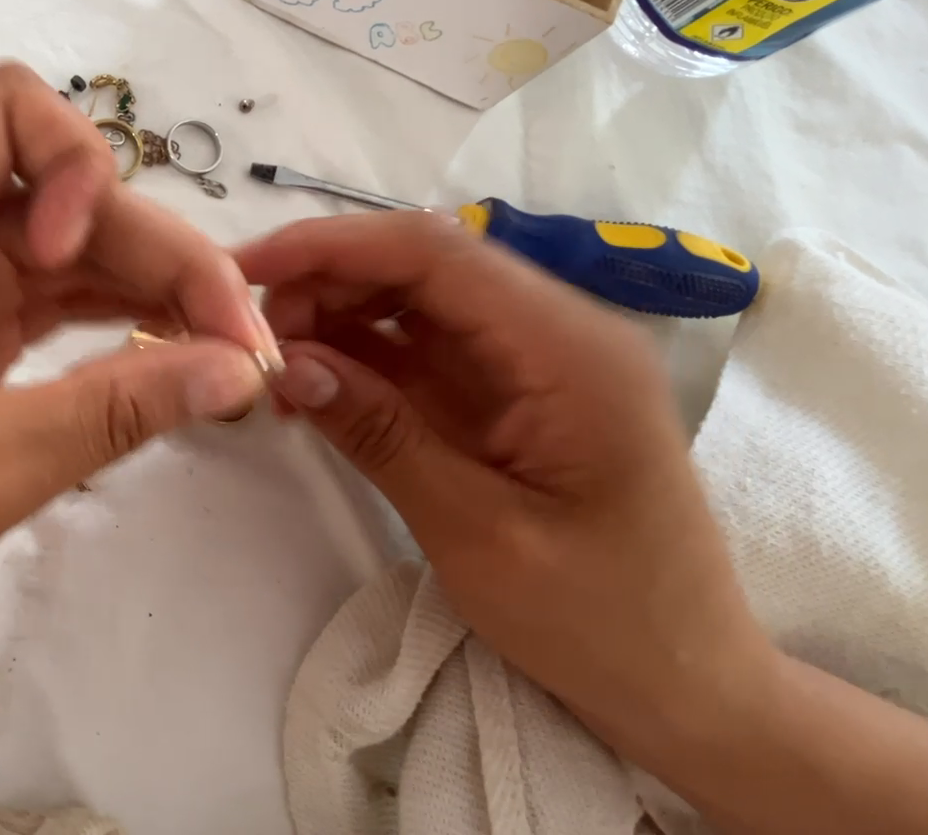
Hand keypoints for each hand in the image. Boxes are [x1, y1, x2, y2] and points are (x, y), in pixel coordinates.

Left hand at [0, 63, 281, 628]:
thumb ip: (117, 410)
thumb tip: (234, 369)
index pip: (6, 109)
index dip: (71, 161)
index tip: (78, 260)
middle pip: (68, 191)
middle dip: (159, 250)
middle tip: (236, 343)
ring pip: (73, 246)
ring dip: (149, 287)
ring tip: (223, 355)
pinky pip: (54, 297)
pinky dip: (113, 319)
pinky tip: (170, 358)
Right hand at [236, 211, 771, 758]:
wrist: (683, 682)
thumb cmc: (601, 618)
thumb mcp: (477, 532)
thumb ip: (380, 435)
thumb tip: (286, 365)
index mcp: (568, 350)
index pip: (435, 253)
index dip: (330, 245)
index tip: (244, 271)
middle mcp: (550, 331)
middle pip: (416, 263)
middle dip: (321, 281)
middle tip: (251, 342)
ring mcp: (523, 359)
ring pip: (405, 297)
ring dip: (330, 314)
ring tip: (274, 368)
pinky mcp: (498, 388)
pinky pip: (410, 345)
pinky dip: (350, 354)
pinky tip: (310, 386)